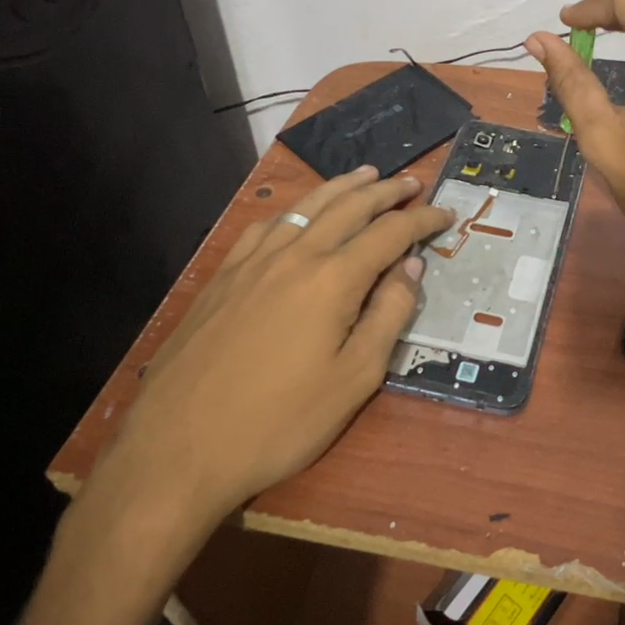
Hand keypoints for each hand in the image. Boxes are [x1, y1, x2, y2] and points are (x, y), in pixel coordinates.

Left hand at [100, 166, 452, 521]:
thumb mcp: (354, 379)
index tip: (446, 213)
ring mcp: (252, 262)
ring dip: (342, 187)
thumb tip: (411, 267)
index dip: (422, 220)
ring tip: (366, 175)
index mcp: (333, 279)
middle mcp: (295, 256)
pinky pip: (266, 226)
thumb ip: (389, 316)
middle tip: (412, 182)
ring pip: (305, 207)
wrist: (178, 448)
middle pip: (349, 207)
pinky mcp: (222, 277)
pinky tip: (297, 214)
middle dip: (386, 191)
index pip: (389, 234)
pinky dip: (294, 209)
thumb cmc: (279, 421)